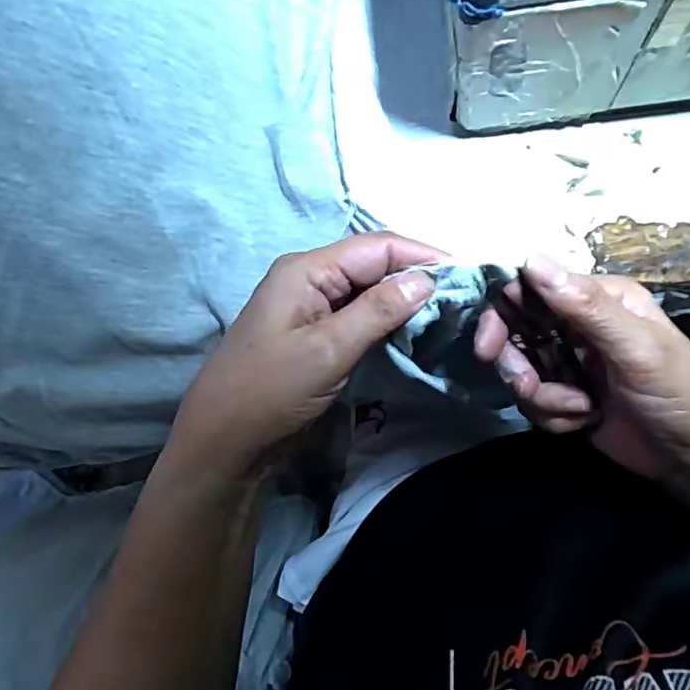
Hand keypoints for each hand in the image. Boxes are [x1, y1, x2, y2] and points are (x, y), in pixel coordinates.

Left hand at [169, 233, 445, 473]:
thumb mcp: (328, 350)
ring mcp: (312, 307)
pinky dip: (388, 319)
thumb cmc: (270, 392)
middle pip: (374, 264)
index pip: (377, 247)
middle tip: (462, 297)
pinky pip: (360, 315)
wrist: (224, 443)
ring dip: (405, 298)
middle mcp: (310, 279)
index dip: (422, 255)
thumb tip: (427, 279)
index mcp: (306, 270)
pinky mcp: (317, 333)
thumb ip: (378, 310)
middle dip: (417, 276)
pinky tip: (414, 330)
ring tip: (447, 312)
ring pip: (369, 290)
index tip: (465, 274)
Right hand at [474, 255, 689, 483]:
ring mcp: (572, 363)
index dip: (504, 313)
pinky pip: (535, 401)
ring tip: (578, 410)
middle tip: (525, 386)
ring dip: (541, 396)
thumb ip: (585, 306)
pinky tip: (584, 423)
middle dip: (516, 363)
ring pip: (522, 370)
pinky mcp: (568, 398)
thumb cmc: (681, 395)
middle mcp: (580, 325)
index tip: (489, 347)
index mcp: (599, 300)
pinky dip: (552, 416)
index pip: (534, 289)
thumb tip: (531, 259)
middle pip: (517, 331)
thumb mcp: (637, 348)